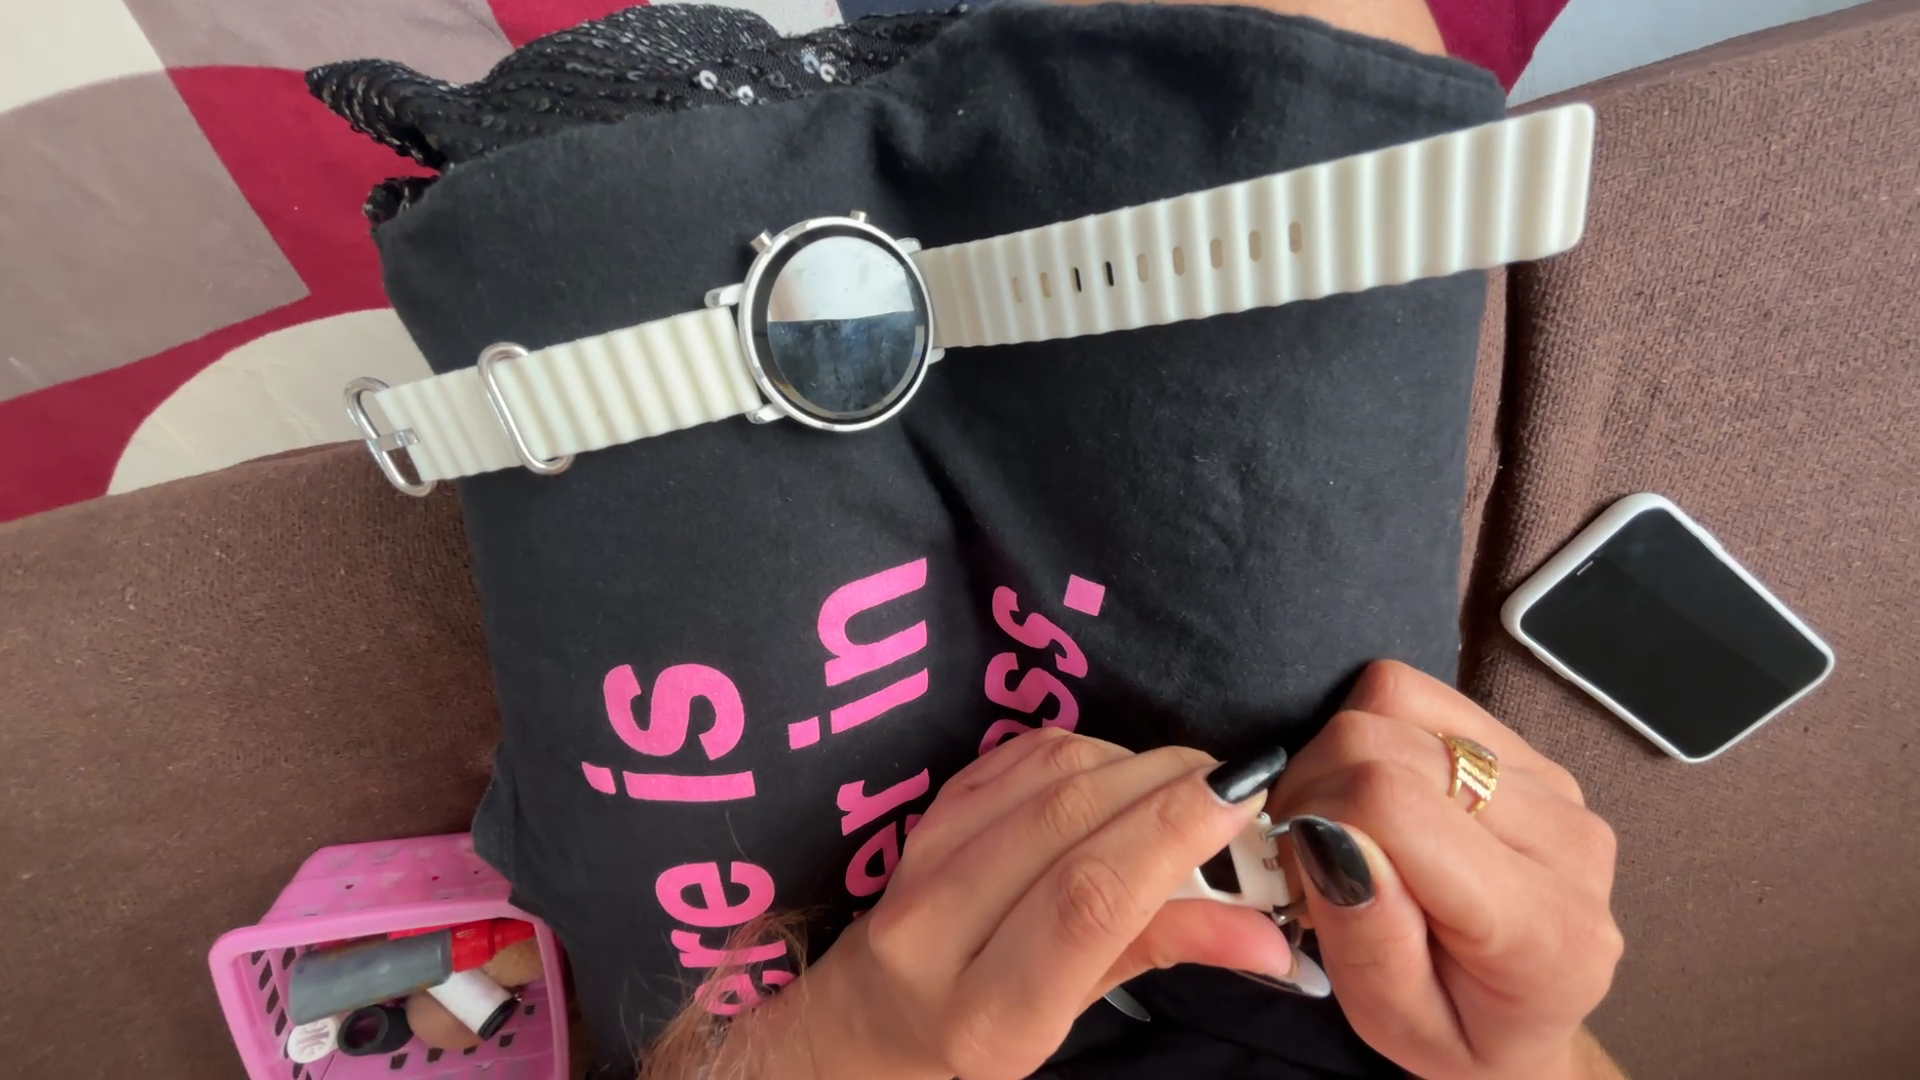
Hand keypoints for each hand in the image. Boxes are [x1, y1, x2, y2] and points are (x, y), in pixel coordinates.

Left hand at [752, 728, 1294, 1079]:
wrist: (872, 1012)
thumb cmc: (982, 1033)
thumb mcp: (1072, 1017)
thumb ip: (1164, 953)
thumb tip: (1274, 937)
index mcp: (987, 1008)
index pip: (1090, 896)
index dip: (1172, 833)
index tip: (1240, 797)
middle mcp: (941, 921)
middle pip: (1069, 817)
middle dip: (1164, 781)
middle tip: (1228, 779)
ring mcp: (925, 852)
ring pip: (1046, 771)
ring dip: (1130, 759)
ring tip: (1179, 779)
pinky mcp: (929, 807)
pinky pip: (1019, 752)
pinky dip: (1085, 748)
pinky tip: (1116, 770)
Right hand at [1267, 661, 1624, 1079]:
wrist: (1519, 1017)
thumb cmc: (1453, 1028)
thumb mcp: (1393, 1021)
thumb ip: (1366, 937)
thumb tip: (1325, 830)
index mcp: (1543, 927)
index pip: (1392, 803)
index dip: (1313, 812)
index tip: (1296, 856)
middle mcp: (1564, 838)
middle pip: (1380, 742)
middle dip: (1311, 781)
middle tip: (1304, 838)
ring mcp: (1547, 781)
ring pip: (1392, 700)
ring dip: (1334, 750)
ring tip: (1339, 813)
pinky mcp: (1518, 746)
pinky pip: (1408, 690)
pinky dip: (1365, 721)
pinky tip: (1374, 782)